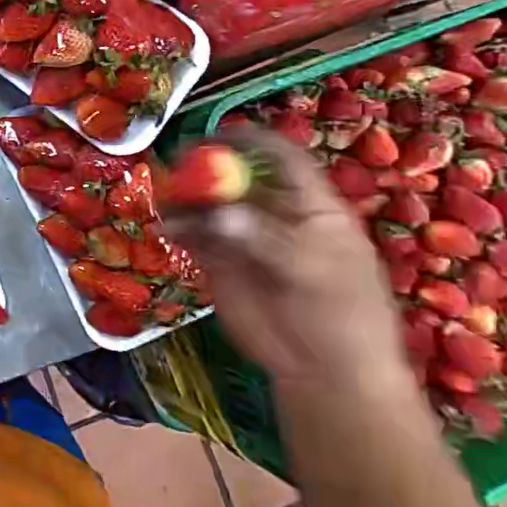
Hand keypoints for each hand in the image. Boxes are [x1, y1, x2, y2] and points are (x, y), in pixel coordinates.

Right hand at [159, 129, 413, 395]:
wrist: (325, 372)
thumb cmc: (340, 316)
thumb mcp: (312, 271)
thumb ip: (264, 237)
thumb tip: (220, 213)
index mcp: (310, 207)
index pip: (282, 160)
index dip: (252, 142)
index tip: (217, 134)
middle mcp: (273, 214)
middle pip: (235, 179)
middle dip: (206, 171)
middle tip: (176, 167)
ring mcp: (244, 239)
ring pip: (209, 206)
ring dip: (186, 200)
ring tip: (166, 201)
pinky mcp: (220, 263)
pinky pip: (194, 235)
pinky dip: (179, 227)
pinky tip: (168, 227)